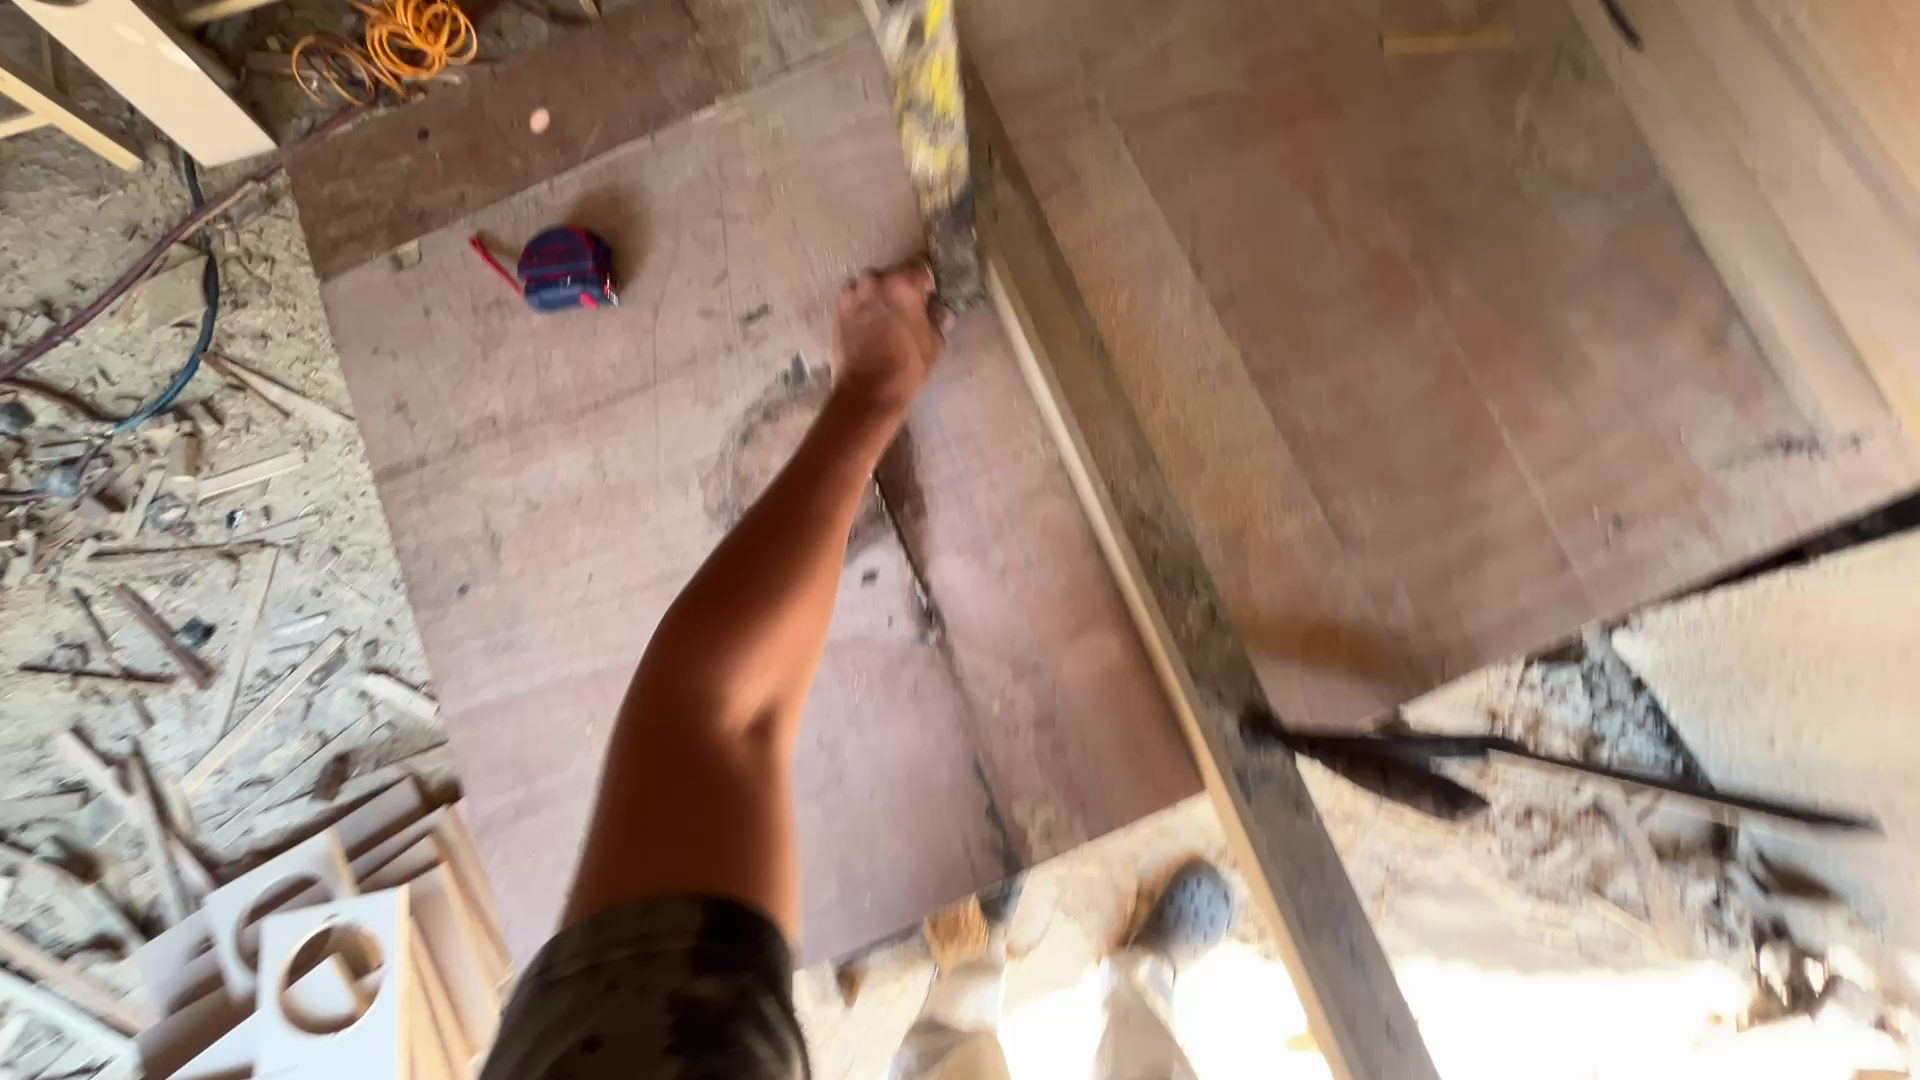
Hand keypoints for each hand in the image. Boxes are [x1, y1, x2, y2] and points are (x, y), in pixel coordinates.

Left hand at [830, 258, 951, 415]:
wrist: (868, 389)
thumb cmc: (908, 366)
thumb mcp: (934, 343)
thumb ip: (937, 320)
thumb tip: (942, 312)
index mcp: (904, 283)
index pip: (921, 266)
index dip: (927, 282)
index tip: (929, 297)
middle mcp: (876, 280)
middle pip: (893, 275)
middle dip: (901, 289)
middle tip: (907, 312)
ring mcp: (853, 294)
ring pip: (871, 287)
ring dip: (879, 297)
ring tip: (885, 320)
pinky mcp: (838, 310)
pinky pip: (855, 300)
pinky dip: (862, 308)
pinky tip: (868, 327)